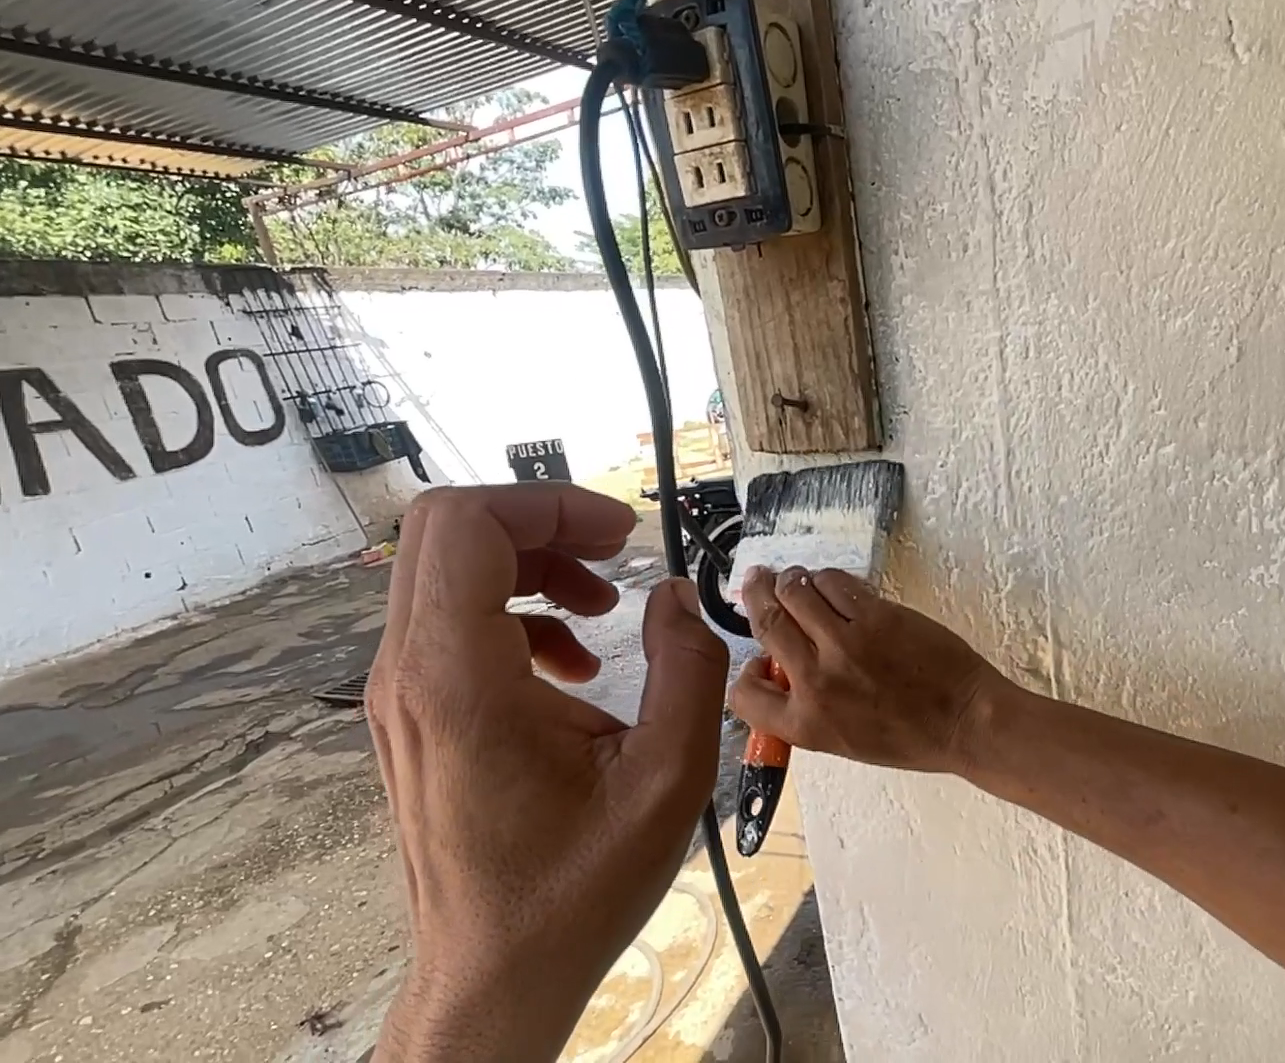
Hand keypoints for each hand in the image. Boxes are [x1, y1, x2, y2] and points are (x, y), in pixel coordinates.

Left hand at [367, 485, 727, 1062]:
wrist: (496, 976)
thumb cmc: (579, 886)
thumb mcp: (670, 776)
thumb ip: (688, 666)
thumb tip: (676, 593)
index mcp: (460, 679)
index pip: (466, 526)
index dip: (551, 504)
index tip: (624, 533)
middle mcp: (408, 675)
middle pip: (449, 534)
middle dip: (545, 523)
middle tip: (620, 550)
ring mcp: (401, 697)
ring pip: (449, 572)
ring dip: (535, 566)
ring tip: (606, 608)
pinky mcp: (416, 716)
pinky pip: (454, 622)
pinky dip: (520, 612)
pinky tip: (576, 665)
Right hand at [729, 566, 1005, 773]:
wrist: (965, 720)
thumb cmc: (913, 737)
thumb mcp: (844, 742)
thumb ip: (808, 710)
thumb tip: (787, 671)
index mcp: (806, 723)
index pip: (745, 694)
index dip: (746, 671)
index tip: (757, 658)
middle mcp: (816, 680)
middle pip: (767, 622)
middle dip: (756, 594)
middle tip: (756, 580)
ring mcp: (845, 643)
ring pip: (797, 591)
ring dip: (791, 579)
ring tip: (795, 577)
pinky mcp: (876, 616)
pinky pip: (836, 583)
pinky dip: (828, 578)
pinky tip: (831, 583)